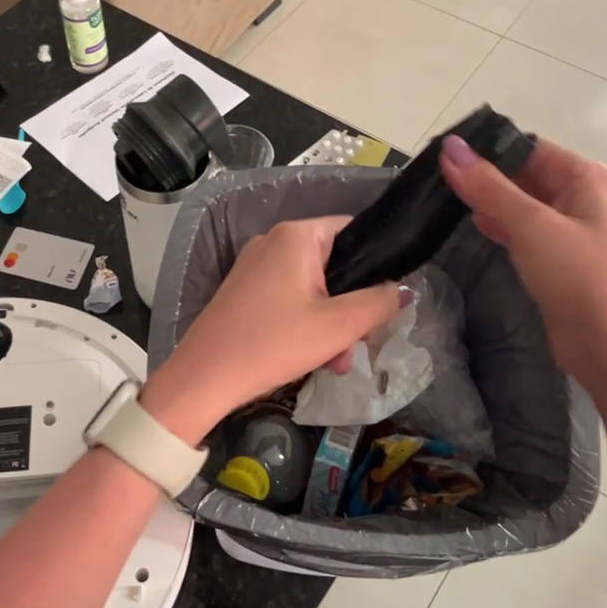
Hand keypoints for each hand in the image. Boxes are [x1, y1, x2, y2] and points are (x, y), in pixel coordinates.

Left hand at [141, 216, 404, 444]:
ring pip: (312, 288)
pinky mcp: (244, 291)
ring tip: (333, 362)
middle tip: (354, 345)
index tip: (385, 299)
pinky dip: (304, 325)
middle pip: (334, 265)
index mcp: (296, 236)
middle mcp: (273, 241)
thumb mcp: (338, 326)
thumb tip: (401, 289)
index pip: (353, 231)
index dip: (376, 263)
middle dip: (350, 309)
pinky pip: (289, 299)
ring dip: (330, 325)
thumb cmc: (273, 343)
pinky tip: (310, 359)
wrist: (204, 376)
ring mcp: (254, 266)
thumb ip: (378, 303)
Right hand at [439, 134, 606, 398]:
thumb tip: (450, 147)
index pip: (526, 147)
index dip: (484, 147)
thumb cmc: (586, 281)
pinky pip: (525, 237)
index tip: (437, 152)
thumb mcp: (534, 227)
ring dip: (488, 203)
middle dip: (482, 176)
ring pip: (522, 207)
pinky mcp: (561, 267)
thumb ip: (489, 188)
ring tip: (439, 199)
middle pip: (524, 175)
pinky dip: (500, 229)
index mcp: (585, 178)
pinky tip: (472, 228)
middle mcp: (581, 199)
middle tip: (430, 177)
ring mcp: (572, 235)